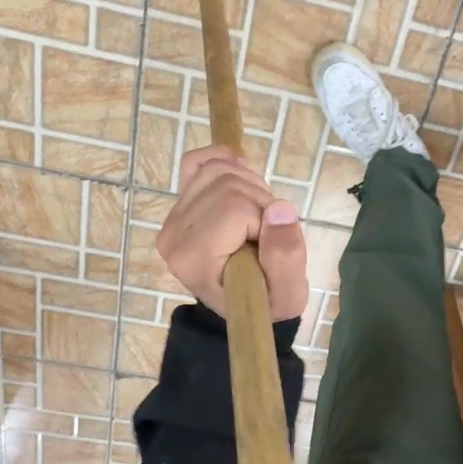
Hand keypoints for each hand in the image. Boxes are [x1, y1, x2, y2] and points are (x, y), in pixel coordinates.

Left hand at [157, 146, 308, 322]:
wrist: (250, 303)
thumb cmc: (269, 301)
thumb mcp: (288, 293)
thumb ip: (286, 257)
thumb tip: (279, 208)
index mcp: (194, 260)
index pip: (236, 208)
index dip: (264, 220)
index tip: (269, 247)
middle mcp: (174, 236)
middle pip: (227, 184)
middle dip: (261, 202)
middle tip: (268, 233)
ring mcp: (174, 218)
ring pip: (218, 169)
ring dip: (251, 186)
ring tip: (260, 217)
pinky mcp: (181, 205)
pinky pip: (196, 163)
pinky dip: (223, 160)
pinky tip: (243, 177)